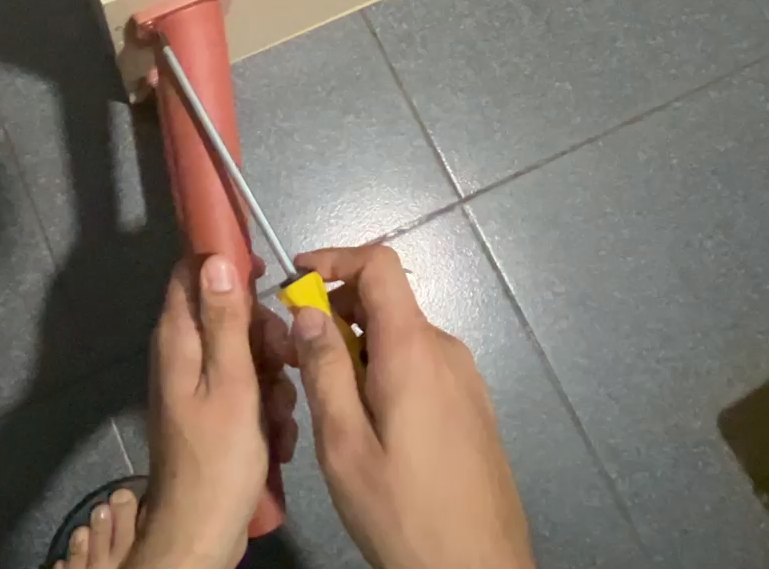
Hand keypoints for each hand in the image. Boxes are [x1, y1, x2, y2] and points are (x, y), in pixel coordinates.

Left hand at [128, 254, 297, 568]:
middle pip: (227, 313)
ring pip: (243, 350)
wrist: (201, 531)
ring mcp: (197, 380)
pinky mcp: (211, 407)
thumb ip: (224, 320)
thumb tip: (216, 259)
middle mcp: (182, 350)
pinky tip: (276, 432)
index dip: (225, 264)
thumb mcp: (230, 382)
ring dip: (271, 375)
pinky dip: (265, 402)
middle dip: (264, 333)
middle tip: (286, 360)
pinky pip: (245, 385)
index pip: (191, 273)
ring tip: (281, 412)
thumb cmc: (218, 455)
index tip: (264, 275)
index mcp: (178, 336)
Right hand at [290, 246, 533, 568]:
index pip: (379, 264)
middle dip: (337, 311)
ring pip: (400, 334)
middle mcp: (444, 350)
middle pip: (386, 300)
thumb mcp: (344, 443)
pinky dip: (385, 366)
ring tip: (330, 396)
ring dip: (359, 345)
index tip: (296, 277)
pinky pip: (420, 362)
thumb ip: (324, 368)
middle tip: (300, 353)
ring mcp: (464, 377)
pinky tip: (369, 419)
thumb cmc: (403, 511)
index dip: (335, 258)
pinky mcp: (472, 404)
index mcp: (412, 349)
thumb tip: (307, 310)